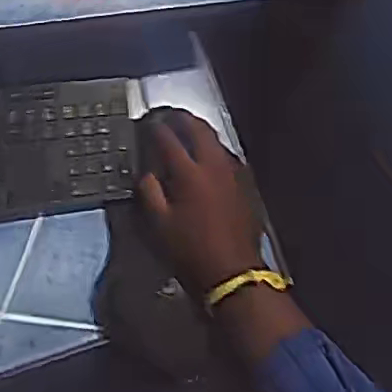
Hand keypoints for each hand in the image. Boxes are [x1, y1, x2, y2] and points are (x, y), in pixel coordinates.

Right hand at [137, 110, 264, 292]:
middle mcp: (213, 166)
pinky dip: (213, 149)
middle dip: (181, 118)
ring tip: (187, 132)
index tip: (147, 125)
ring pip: (216, 140)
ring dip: (199, 131)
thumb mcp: (159, 224)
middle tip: (169, 116)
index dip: (155, 129)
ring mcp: (233, 174)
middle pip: (198, 129)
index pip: (168, 139)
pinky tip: (208, 157)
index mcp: (189, 173)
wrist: (234, 275)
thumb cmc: (192, 250)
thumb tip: (145, 172)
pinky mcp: (245, 185)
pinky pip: (227, 156)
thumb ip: (149, 191)